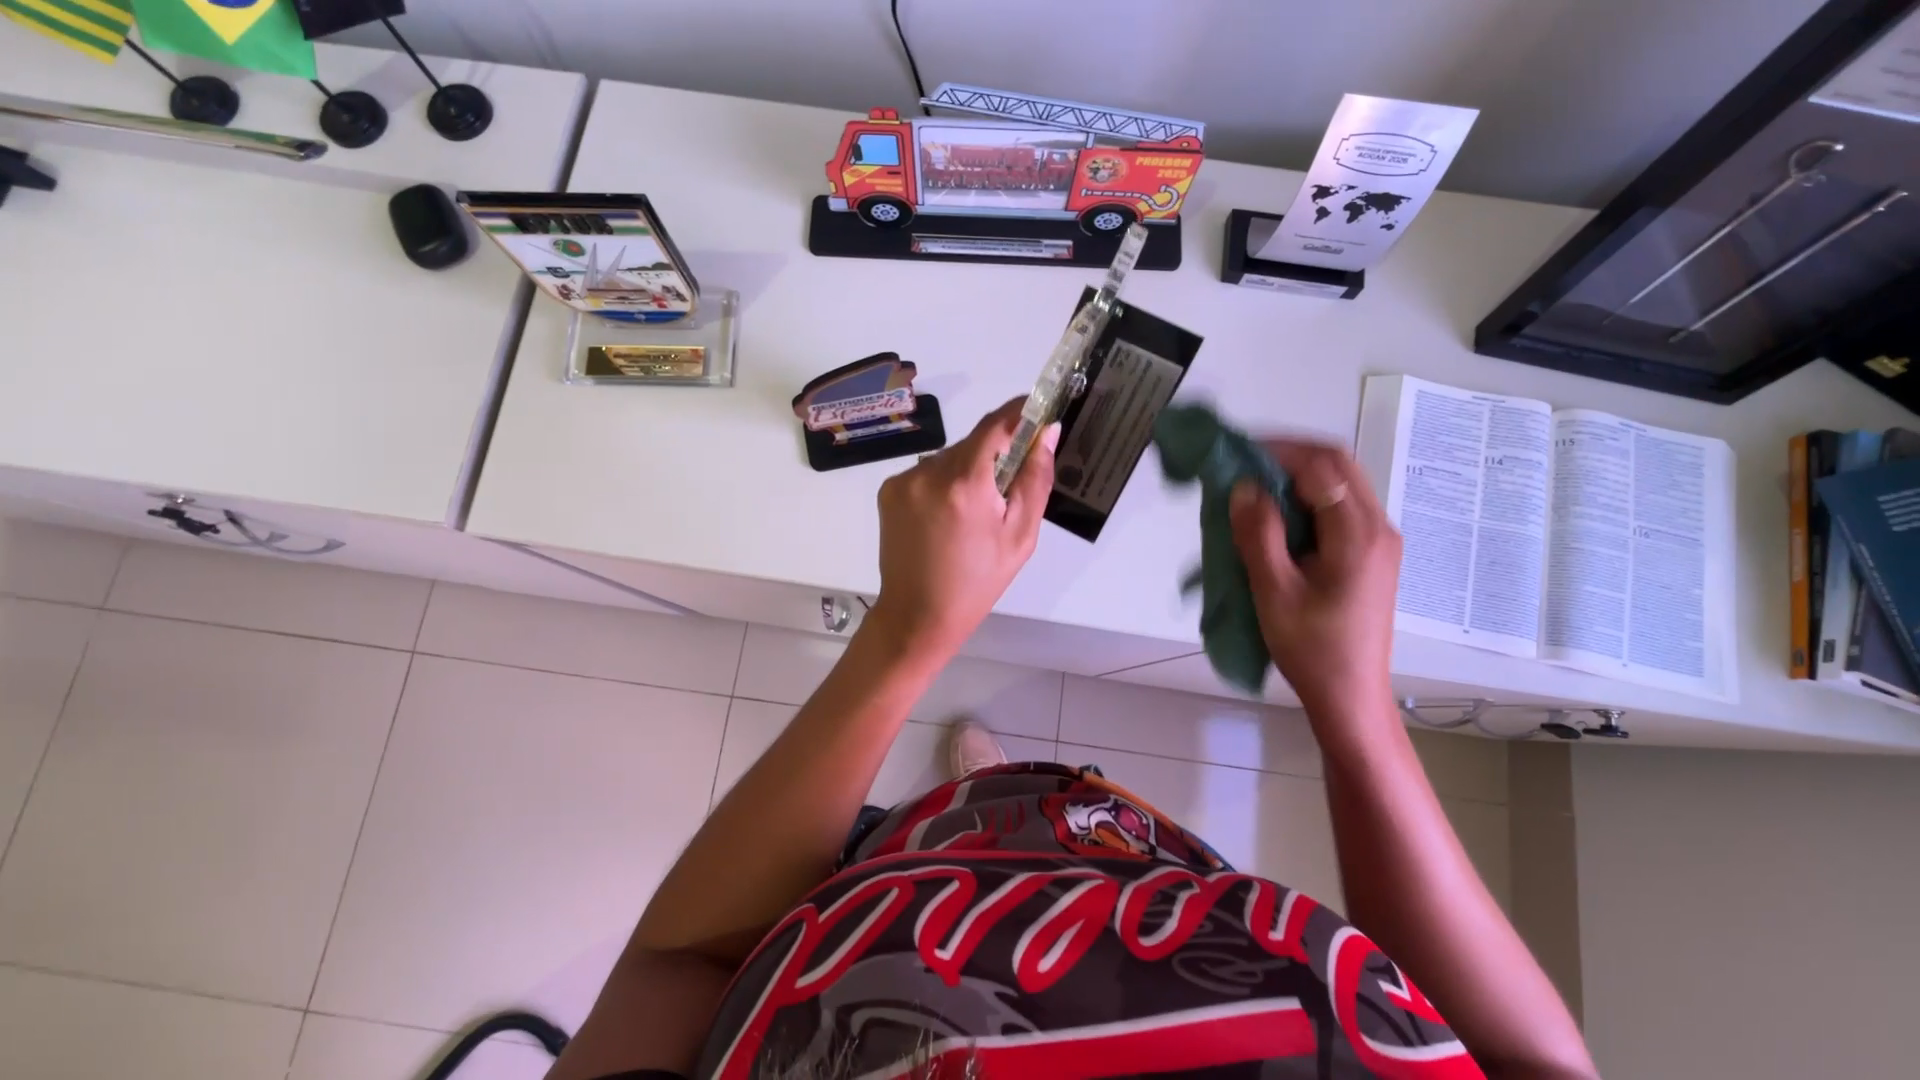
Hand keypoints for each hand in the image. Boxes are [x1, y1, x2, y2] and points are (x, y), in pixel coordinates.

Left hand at [867, 398, 1057, 657]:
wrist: (918, 615)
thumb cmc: (978, 582)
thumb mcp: (1019, 536)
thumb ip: (1035, 479)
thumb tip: (1047, 433)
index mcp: (966, 483)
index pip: (995, 425)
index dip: (1019, 411)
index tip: (1038, 407)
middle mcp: (929, 472)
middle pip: (972, 444)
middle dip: (994, 455)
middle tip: (1009, 487)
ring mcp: (904, 480)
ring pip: (949, 459)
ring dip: (967, 472)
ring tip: (974, 514)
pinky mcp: (889, 491)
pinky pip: (927, 473)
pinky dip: (943, 485)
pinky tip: (947, 518)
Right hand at [1228, 439, 1400, 723]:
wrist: (1351, 696)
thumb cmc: (1312, 649)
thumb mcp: (1275, 592)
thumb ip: (1258, 534)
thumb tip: (1243, 487)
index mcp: (1359, 534)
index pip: (1322, 466)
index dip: (1279, 451)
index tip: (1237, 453)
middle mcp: (1378, 528)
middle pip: (1339, 465)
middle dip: (1290, 456)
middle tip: (1244, 464)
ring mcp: (1380, 541)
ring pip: (1342, 484)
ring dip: (1299, 477)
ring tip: (1255, 489)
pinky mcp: (1373, 555)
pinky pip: (1341, 508)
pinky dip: (1309, 499)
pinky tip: (1279, 518)